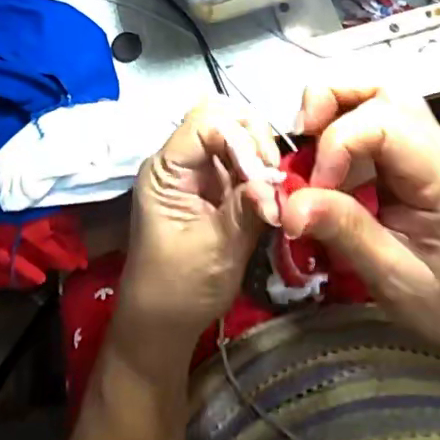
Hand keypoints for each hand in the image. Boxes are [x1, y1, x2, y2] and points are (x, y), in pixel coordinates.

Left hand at [116, 96, 280, 342]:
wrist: (161, 322)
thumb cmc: (180, 287)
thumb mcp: (218, 248)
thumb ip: (247, 208)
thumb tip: (277, 185)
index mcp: (166, 169)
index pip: (205, 122)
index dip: (241, 137)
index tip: (266, 171)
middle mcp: (177, 160)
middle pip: (219, 117)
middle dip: (253, 137)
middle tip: (275, 173)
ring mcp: (195, 171)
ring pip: (231, 133)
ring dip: (258, 151)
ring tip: (275, 183)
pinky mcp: (211, 185)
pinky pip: (238, 159)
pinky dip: (258, 167)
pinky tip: (271, 189)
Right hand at [280, 85, 439, 370]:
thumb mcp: (401, 282)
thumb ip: (348, 234)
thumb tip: (290, 205)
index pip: (382, 123)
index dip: (336, 144)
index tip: (314, 189)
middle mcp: (434, 146)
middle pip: (380, 90)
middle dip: (329, 103)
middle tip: (301, 145)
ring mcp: (422, 146)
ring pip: (373, 95)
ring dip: (331, 110)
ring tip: (308, 150)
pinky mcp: (407, 155)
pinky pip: (368, 120)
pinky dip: (336, 129)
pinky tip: (323, 166)